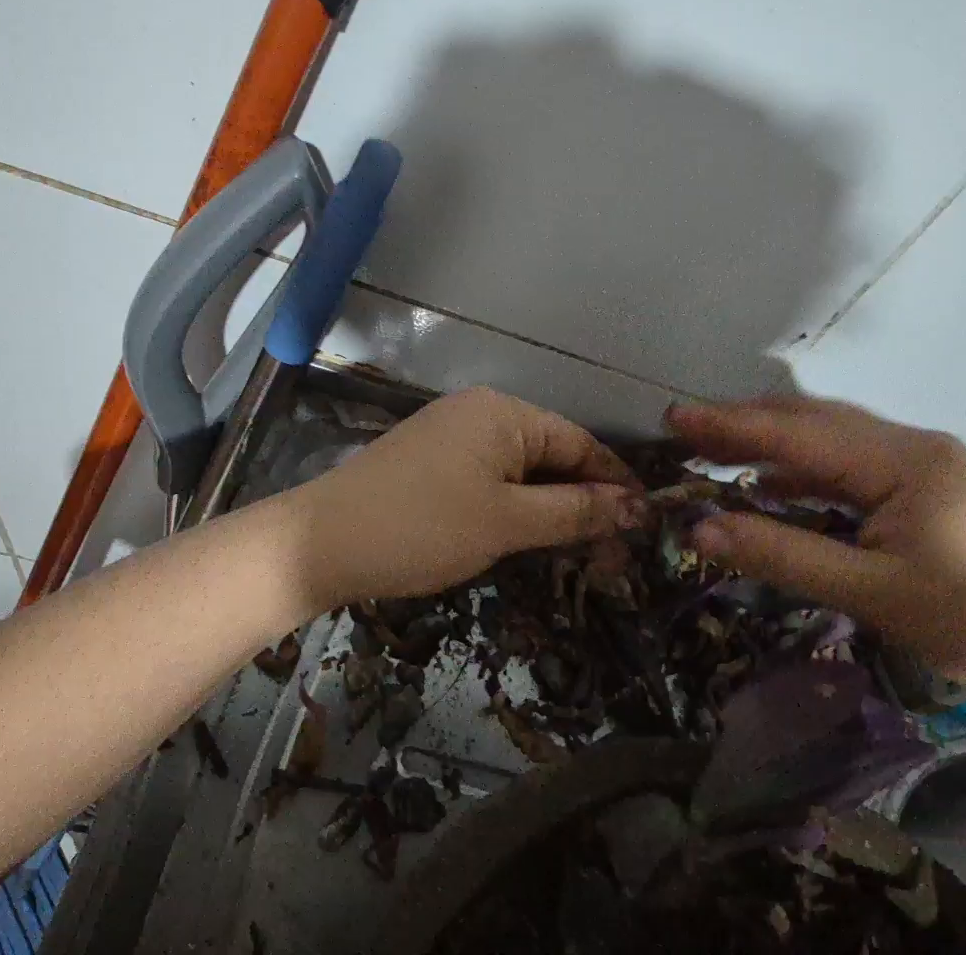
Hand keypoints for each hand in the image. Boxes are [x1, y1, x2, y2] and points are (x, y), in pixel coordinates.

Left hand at [289, 387, 644, 606]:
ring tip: (577, 552)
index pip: (580, 442)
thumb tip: (635, 508)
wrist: (320, 543)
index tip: (645, 525)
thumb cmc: (421, 528)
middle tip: (612, 553)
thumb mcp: (506, 523)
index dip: (615, 484)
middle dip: (583, 501)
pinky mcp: (430, 463)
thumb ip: (574, 511)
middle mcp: (479, 412)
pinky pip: (489, 479)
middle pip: (551, 453)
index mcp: (503, 412)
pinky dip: (513, 507)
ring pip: (520, 470)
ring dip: (549, 508)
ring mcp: (450, 436)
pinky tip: (524, 538)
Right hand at [667, 396, 965, 704]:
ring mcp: (929, 468)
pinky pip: (855, 467)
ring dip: (775, 444)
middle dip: (747, 424)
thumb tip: (700, 527)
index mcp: (903, 462)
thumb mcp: (874, 593)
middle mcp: (915, 448)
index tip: (672, 417)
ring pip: (835, 441)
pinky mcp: (935, 493)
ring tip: (717, 452)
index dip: (730, 425)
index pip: (797, 433)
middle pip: (815, 421)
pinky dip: (806, 471)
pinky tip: (779, 486)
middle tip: (685, 431)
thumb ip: (784, 554)